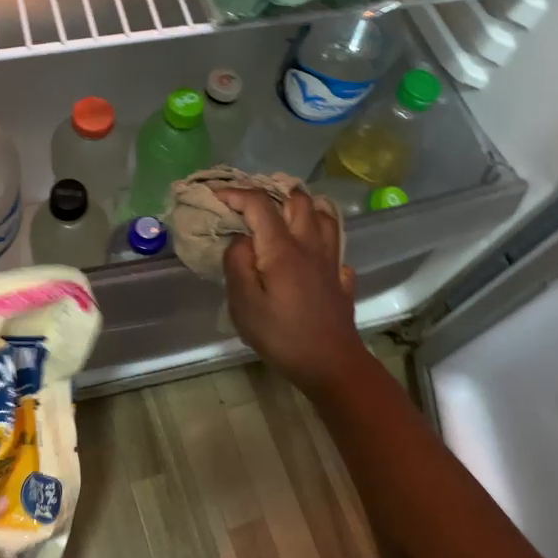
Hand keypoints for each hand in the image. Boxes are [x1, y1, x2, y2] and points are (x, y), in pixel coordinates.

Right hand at [218, 187, 371, 394]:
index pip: (259, 204)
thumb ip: (237, 263)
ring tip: (286, 214)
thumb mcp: (244, 304)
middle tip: (253, 203)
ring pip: (324, 216)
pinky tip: (313, 254)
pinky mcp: (342, 280)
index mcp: (282, 249)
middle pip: (299, 200)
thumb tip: (240, 240)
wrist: (332, 365)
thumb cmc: (282, 336)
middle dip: (274, 192)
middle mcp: (309, 245)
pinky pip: (336, 248)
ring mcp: (330, 261)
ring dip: (304, 207)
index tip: (216, 196)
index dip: (236, 194)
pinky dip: (323, 241)